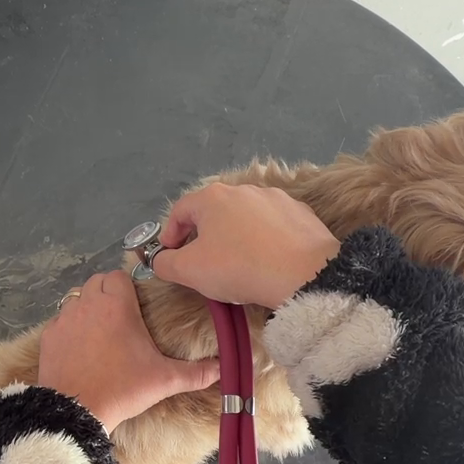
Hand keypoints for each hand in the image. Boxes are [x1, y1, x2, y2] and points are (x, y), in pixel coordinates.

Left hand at [38, 271, 219, 431]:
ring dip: (88, 308)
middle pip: (97, 282)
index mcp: (117, 304)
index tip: (136, 305)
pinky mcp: (48, 335)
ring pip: (77, 299)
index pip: (119, 275)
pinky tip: (80, 349)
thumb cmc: (123, 388)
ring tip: (101, 333)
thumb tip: (224, 369)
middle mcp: (88, 303)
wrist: (77, 411)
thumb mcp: (165, 380)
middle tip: (121, 318)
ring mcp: (64, 319)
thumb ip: (197, 372)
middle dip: (108, 293)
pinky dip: (70, 328)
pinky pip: (61, 321)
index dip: (128, 287)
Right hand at [149, 183, 340, 307]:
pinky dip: (263, 239)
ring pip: (243, 217)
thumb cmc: (238, 268)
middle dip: (203, 236)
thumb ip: (165, 264)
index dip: (169, 235)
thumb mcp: (189, 271)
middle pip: (212, 212)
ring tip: (238, 264)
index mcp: (211, 198)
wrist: (304, 274)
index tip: (171, 256)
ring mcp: (275, 198)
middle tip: (203, 263)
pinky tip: (267, 261)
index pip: (179, 211)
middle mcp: (242, 189)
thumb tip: (160, 260)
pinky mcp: (300, 212)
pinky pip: (272, 225)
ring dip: (234, 236)